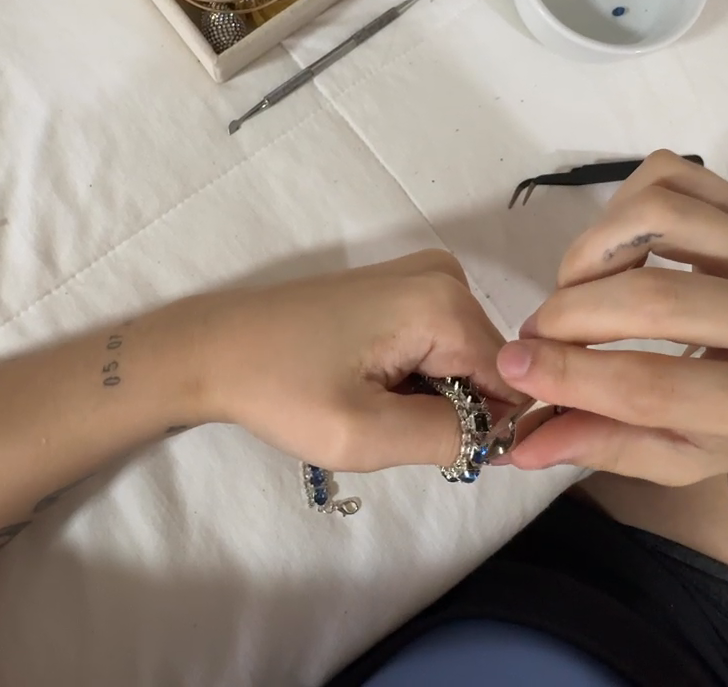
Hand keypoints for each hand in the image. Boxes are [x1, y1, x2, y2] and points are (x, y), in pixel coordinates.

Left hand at [177, 250, 521, 472]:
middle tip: (389, 425)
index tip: (436, 453)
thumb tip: (504, 437)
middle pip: (488, 367)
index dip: (484, 430)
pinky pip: (441, 340)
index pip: (511, 383)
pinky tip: (372, 379)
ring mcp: (424, 273)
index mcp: (442, 303)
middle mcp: (444, 275)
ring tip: (374, 401)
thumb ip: (448, 438)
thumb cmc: (282, 388)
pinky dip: (418, 373)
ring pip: (465, 358)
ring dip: (432, 394)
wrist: (216, 347)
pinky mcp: (404, 283)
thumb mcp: (364, 434)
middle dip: (453, 410)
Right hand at [496, 151, 727, 485]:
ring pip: (659, 216)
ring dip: (592, 252)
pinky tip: (614, 248)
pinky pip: (669, 176)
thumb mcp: (672, 458)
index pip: (656, 388)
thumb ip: (599, 446)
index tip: (513, 367)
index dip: (572, 376)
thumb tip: (517, 444)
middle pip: (656, 298)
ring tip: (576, 287)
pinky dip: (620, 207)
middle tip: (536, 330)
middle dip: (572, 313)